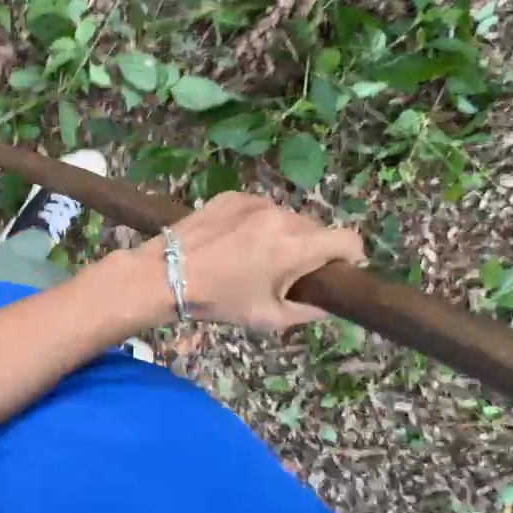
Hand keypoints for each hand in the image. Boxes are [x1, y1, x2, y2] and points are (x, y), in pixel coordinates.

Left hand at [135, 193, 363, 330]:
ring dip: (283, 235)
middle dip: (311, 250)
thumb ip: (310, 310)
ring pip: (288, 217)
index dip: (348, 259)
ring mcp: (254, 202)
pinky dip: (257, 223)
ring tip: (254, 257)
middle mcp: (280, 216)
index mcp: (294, 245)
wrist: (164, 274)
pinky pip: (260, 208)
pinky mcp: (232, 196)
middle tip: (285, 272)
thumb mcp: (269, 317)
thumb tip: (330, 303)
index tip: (332, 273)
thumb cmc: (218, 299)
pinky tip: (235, 242)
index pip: (349, 240)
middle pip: (316, 229)